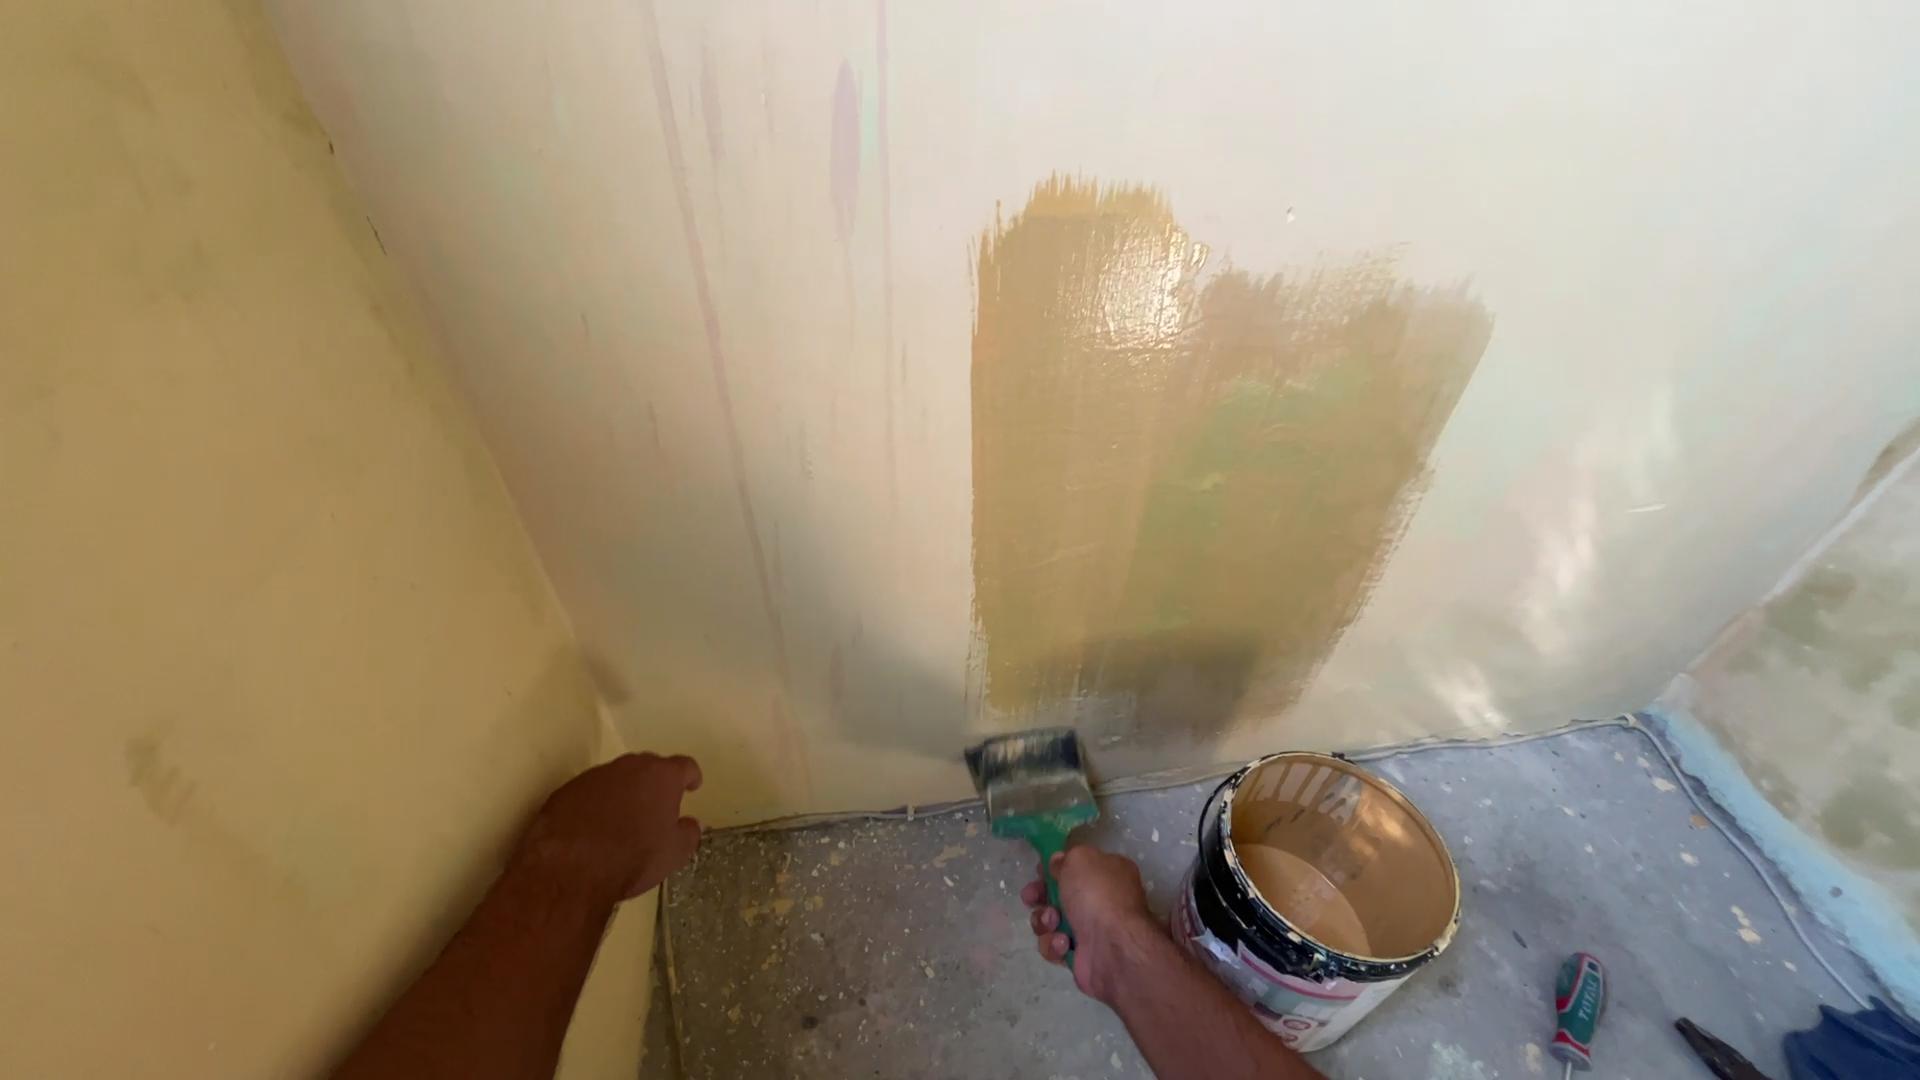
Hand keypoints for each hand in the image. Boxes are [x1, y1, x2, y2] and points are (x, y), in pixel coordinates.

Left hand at [510, 752, 702, 901]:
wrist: (569, 868)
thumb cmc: (633, 857)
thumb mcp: (675, 853)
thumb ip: (688, 833)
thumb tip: (689, 824)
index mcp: (663, 776)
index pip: (685, 766)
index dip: (690, 776)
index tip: (692, 786)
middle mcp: (631, 767)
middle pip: (649, 766)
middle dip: (655, 782)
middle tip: (657, 805)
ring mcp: (595, 776)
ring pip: (617, 778)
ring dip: (623, 792)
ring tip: (622, 818)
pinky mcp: (566, 791)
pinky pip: (589, 792)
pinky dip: (595, 803)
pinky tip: (592, 827)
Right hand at [1022, 846, 1159, 1004]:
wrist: (1112, 948)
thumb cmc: (1097, 895)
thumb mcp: (1079, 860)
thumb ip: (1064, 859)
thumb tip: (1057, 863)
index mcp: (1108, 872)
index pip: (1076, 867)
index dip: (1054, 869)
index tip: (1039, 872)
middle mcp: (1102, 900)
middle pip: (1059, 894)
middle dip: (1041, 896)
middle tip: (1031, 898)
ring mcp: (1092, 930)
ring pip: (1052, 921)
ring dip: (1046, 920)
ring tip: (1054, 922)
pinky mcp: (1080, 956)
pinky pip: (1056, 945)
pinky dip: (1055, 944)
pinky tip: (1064, 943)